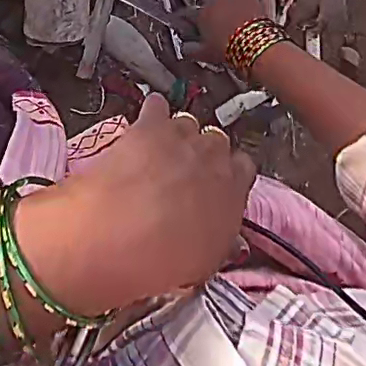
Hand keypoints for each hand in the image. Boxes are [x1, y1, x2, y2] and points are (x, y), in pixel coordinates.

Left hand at [15, 94, 256, 314]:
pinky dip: (151, 111)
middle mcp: (214, 157)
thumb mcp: (205, 260)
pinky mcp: (151, 124)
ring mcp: (182, 136)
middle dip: (201, 151)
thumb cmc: (163, 256)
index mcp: (233, 190)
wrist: (122, 233)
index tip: (214, 182)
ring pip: (187, 122)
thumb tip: (217, 235)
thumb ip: (218, 235)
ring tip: (159, 152)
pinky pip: (156, 105)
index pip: (243, 167)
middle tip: (183, 171)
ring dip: (176, 134)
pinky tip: (142, 123)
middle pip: (216, 140)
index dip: (227, 173)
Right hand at [195, 0, 269, 64]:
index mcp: (201, 13)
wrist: (254, 44)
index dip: (190, 17)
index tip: (193, 23)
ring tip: (229, 10)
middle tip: (213, 16)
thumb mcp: (206, 54)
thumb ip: (193, 50)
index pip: (189, 11)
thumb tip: (188, 51)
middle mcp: (216, 1)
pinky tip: (245, 8)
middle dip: (209, 4)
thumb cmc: (229, 47)